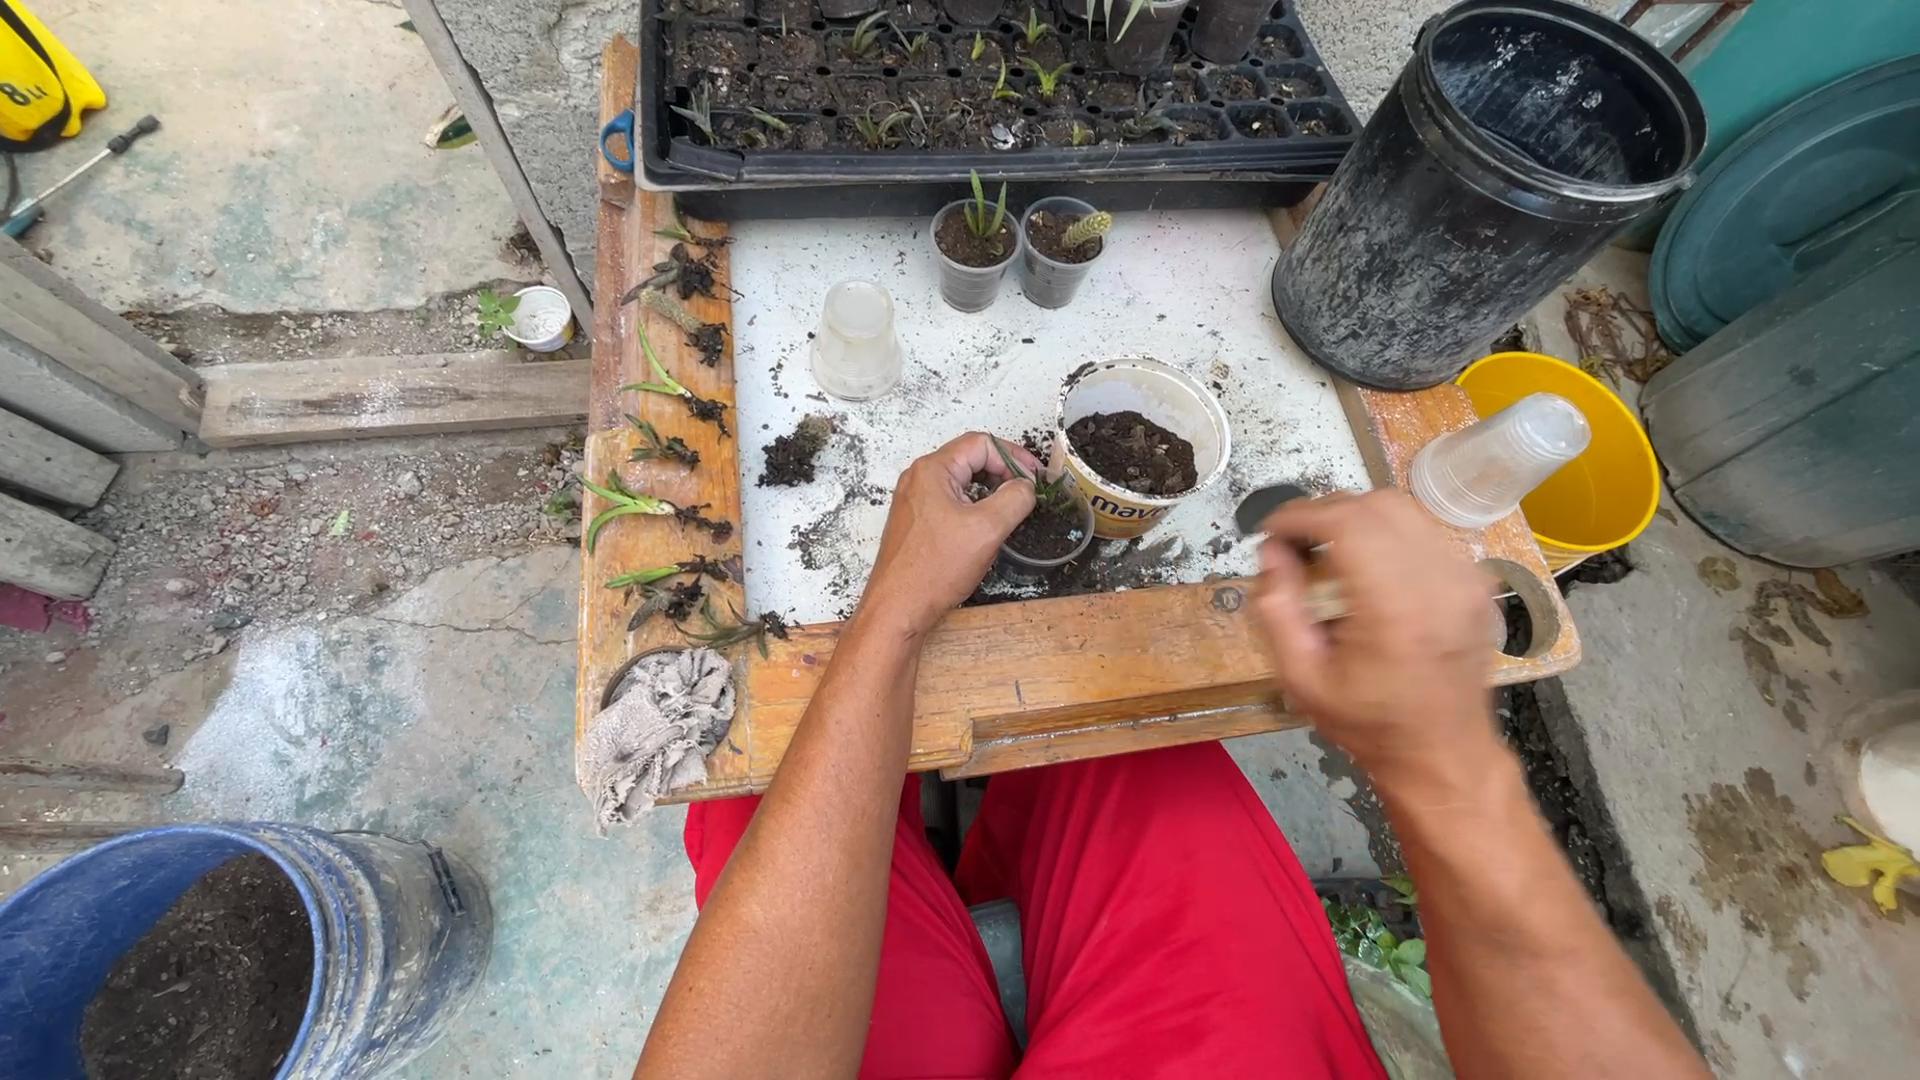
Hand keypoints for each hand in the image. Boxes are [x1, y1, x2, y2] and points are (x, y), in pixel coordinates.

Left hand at [861, 432, 1037, 636]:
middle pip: (971, 459)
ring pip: (963, 482)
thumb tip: (1026, 486)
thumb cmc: (933, 570)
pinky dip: (975, 507)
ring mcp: (916, 501)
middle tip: (1027, 493)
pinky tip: (987, 528)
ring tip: (1011, 511)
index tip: (1034, 478)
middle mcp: (919, 479)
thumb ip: (1014, 498)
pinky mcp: (918, 522)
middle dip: (1003, 473)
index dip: (1014, 457)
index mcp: (932, 470)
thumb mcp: (987, 529)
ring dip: (990, 491)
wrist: (898, 608)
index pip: (981, 444)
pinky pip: (952, 502)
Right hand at [1251, 490, 1501, 794]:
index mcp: (1397, 608)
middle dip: (1323, 512)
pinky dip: (1384, 533)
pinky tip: (1364, 566)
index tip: (1270, 531)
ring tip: (1325, 551)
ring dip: (1353, 519)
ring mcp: (1467, 578)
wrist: (1442, 752)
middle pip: (1375, 505)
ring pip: (1402, 509)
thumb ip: (1276, 609)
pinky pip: (1423, 530)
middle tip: (1294, 543)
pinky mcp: (1477, 580)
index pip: (1347, 522)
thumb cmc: (1366, 721)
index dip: (1299, 514)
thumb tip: (1272, 552)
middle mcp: (1441, 581)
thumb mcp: (1299, 676)